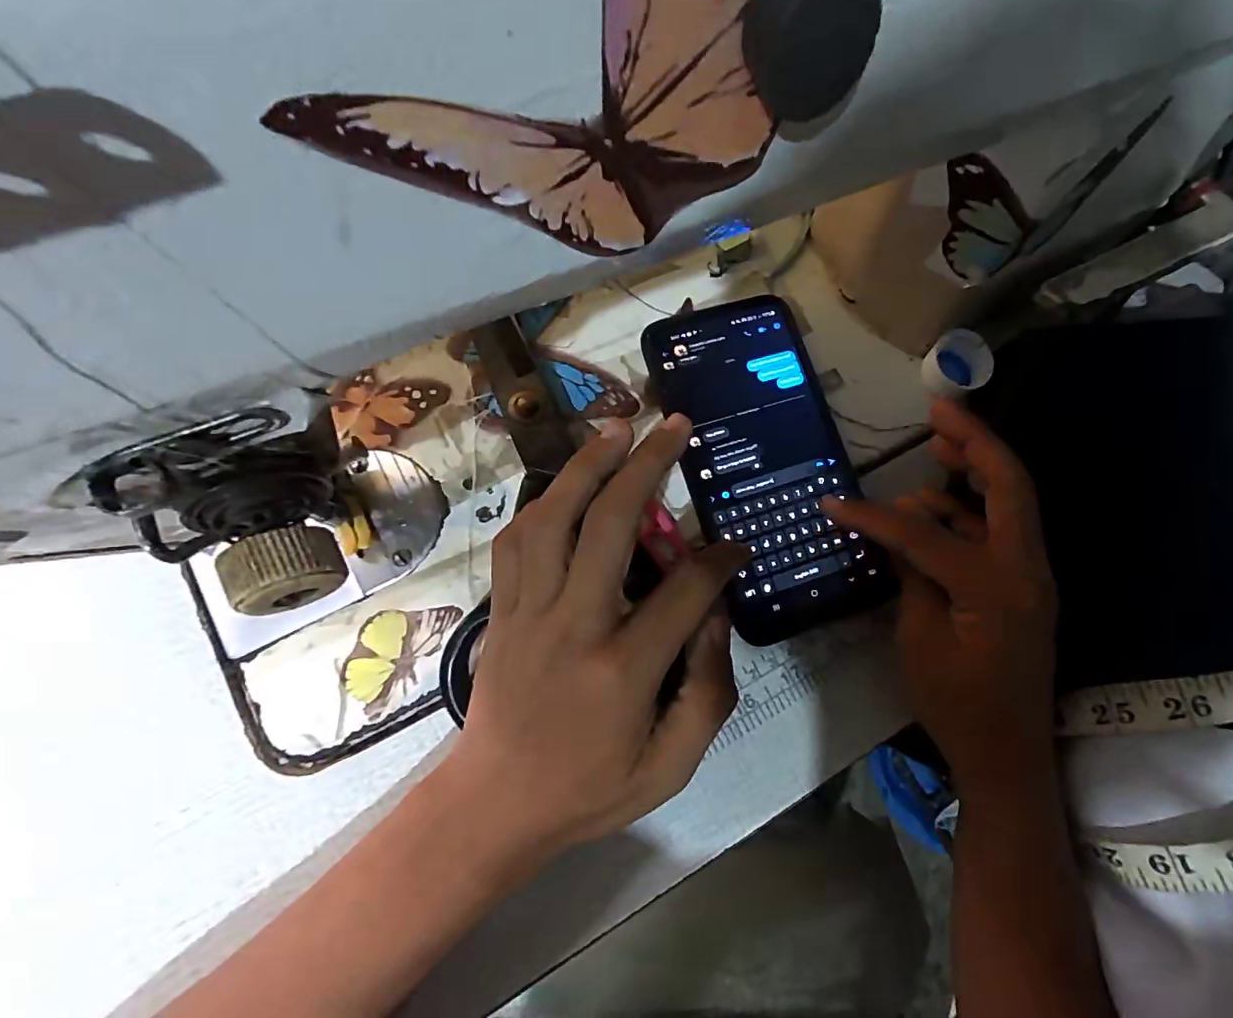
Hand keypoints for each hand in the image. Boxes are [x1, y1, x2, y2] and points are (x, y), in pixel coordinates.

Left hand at [449, 414, 748, 855]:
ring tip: (617, 427)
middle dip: (649, 466)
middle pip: (611, 523)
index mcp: (623, 667)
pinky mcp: (503, 610)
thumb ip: (708, 692)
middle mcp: (574, 624)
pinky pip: (518, 539)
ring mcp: (529, 612)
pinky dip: (544, 500)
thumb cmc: (591, 789)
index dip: (720, 559)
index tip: (738, 547)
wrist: (494, 806)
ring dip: (588, 465)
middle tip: (674, 427)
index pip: (686, 589)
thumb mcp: (672, 765)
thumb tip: (715, 619)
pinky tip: (567, 482)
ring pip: (553, 516)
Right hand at [823, 399, 1057, 782]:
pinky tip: (939, 504)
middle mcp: (1025, 569)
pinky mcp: (1024, 588)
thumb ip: (912, 575)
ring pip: (1011, 504)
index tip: (835, 502)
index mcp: (994, 585)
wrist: (1007, 757)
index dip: (875, 515)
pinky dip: (973, 512)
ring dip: (977, 472)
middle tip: (940, 410)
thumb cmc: (958, 706)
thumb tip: (898, 531)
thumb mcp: (919, 640)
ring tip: (939, 446)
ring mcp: (1031, 577)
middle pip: (1009, 484)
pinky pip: (1001, 533)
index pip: (926, 533)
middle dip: (975, 441)